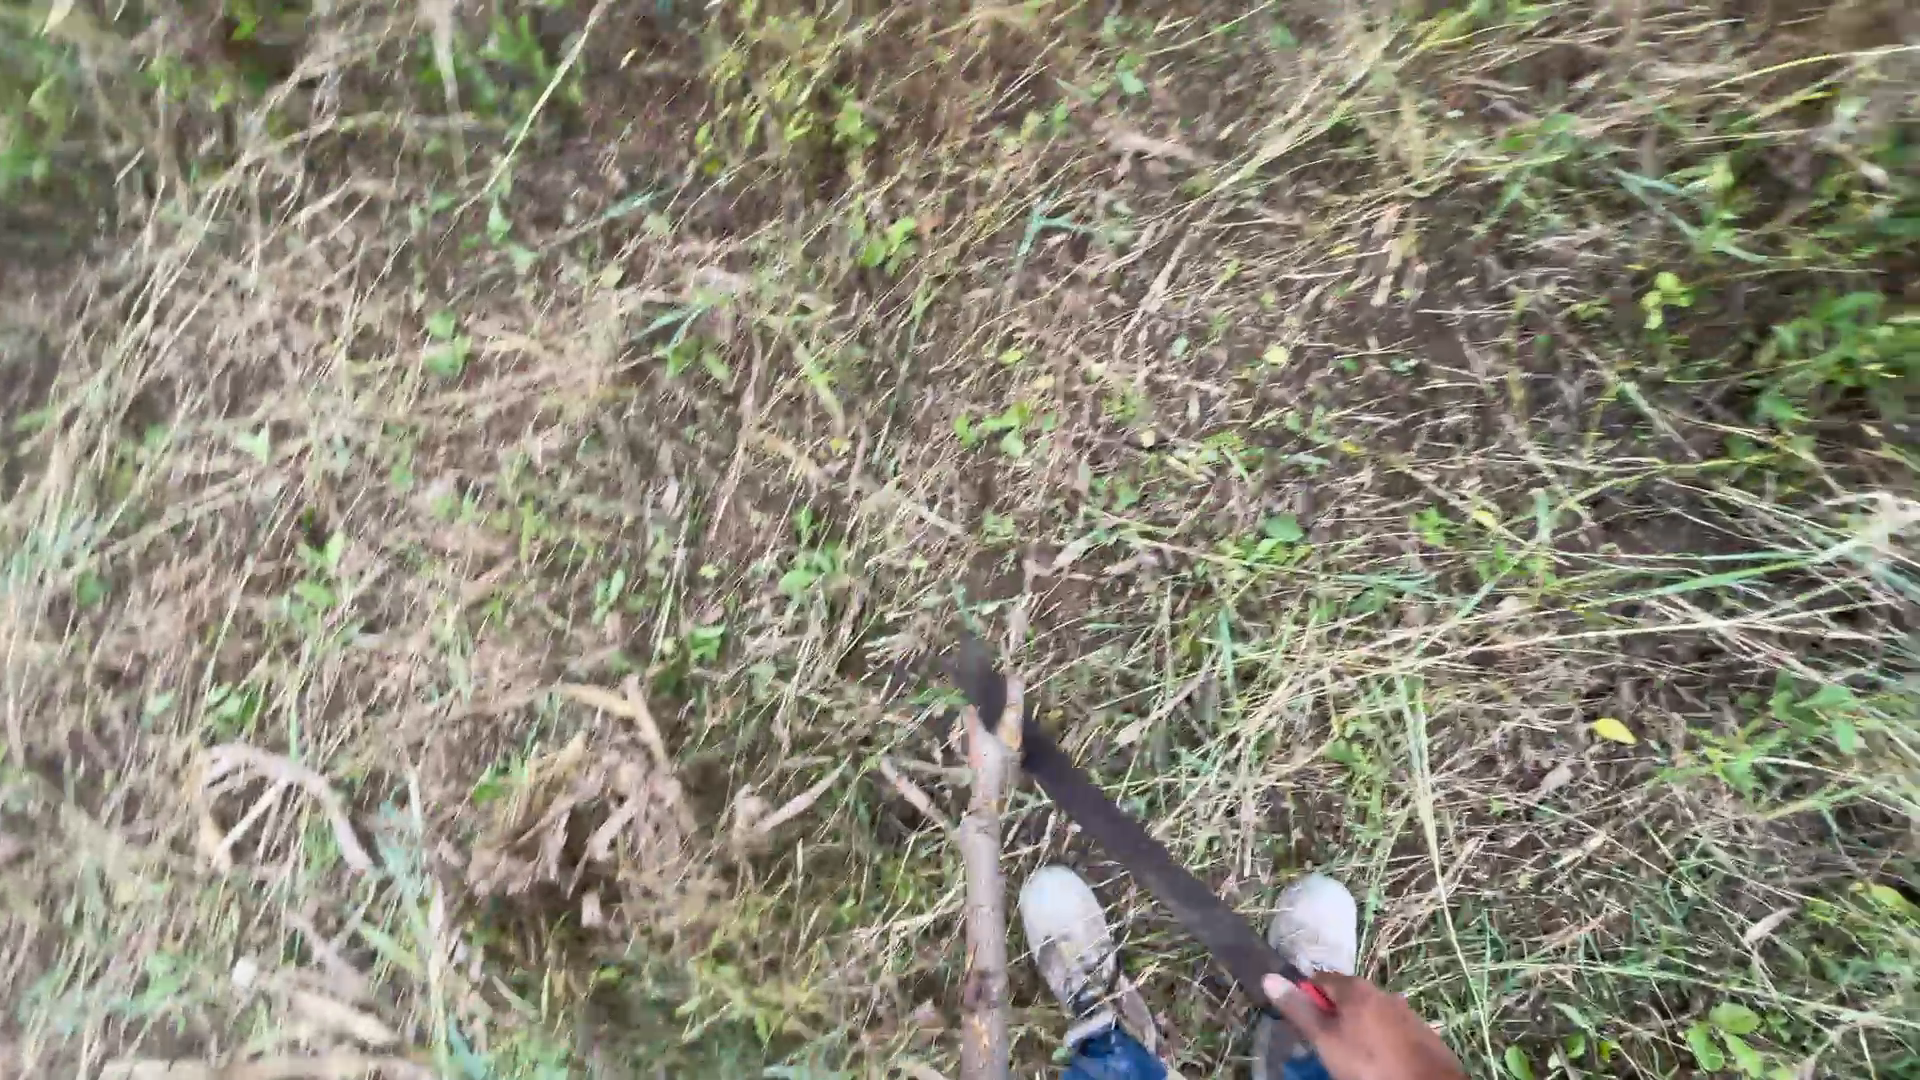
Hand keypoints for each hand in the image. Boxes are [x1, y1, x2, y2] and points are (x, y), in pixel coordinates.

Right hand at [1263, 971, 1465, 1079]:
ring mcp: (1405, 1012)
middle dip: (1334, 1018)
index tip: (1307, 1028)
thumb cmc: (1371, 1067)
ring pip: (1370, 1015)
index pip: (1318, 980)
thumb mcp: (1326, 1041)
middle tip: (1330, 1048)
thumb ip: (1299, 1010)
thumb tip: (1268, 976)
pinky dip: (1383, 1042)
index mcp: (1354, 988)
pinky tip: (1384, 1065)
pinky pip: (1392, 1032)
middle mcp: (1380, 991)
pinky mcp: (1425, 1035)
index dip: (1307, 1001)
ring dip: (1360, 1030)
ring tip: (1358, 1061)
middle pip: (1345, 997)